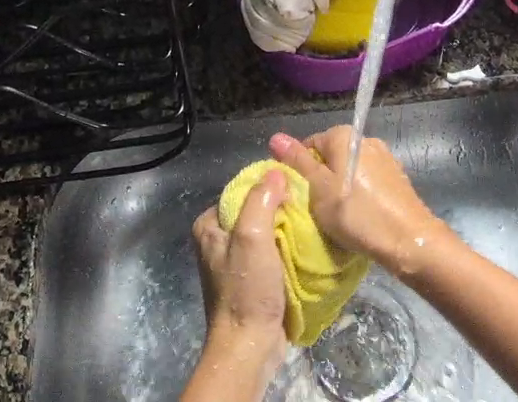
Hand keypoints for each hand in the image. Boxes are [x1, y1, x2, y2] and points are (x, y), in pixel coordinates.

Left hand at [192, 168, 289, 370]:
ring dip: (286, 232)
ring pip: (266, 233)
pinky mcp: (250, 281)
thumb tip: (276, 170)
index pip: (241, 191)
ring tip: (310, 225)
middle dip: (279, 209)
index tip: (293, 189)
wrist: (250, 346)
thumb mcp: (252, 236)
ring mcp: (234, 262)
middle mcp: (217, 241)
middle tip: (306, 208)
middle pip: (254, 211)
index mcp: (208, 226)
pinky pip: (271, 254)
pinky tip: (305, 248)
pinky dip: (287, 251)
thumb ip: (261, 200)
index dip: (267, 187)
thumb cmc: (246, 290)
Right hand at [269, 127, 447, 278]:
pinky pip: (368, 182)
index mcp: (344, 135)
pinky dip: (360, 196)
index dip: (299, 169)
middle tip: (316, 208)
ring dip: (341, 189)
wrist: (409, 240)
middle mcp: (366, 139)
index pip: (310, 144)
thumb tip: (276, 136)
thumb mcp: (318, 188)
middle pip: (331, 157)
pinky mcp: (396, 178)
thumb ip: (297, 162)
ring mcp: (384, 158)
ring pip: (350, 171)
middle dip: (321, 179)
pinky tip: (359, 217)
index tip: (300, 195)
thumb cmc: (356, 213)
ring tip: (337, 216)